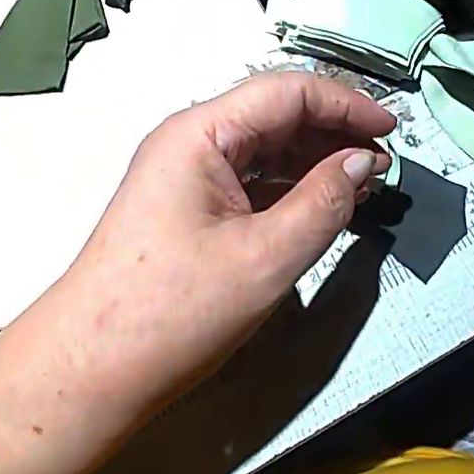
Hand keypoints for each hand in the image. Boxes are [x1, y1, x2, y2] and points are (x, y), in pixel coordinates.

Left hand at [0, 73, 395, 473]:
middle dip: (336, 132)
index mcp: (202, 134)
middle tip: (383, 160)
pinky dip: (298, 185)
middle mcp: (195, 142)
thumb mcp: (265, 258)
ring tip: (365, 182)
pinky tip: (328, 202)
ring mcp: (192, 174)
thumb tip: (363, 162)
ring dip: (320, 159)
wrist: (84, 379)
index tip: (390, 128)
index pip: (289, 93)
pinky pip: (258, 178)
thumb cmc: (168, 315)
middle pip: (279, 114)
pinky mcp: (196, 206)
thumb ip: (324, 201)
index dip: (346, 105)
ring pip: (271, 147)